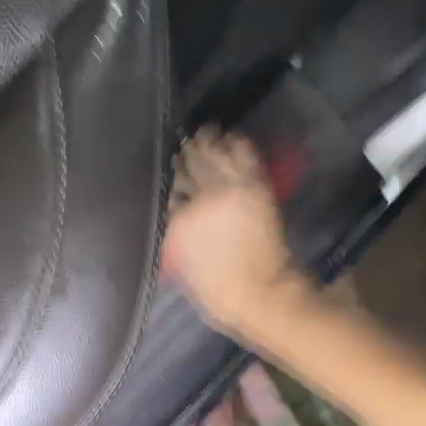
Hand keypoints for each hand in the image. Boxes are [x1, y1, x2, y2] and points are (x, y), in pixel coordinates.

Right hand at [163, 127, 311, 334]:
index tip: (167, 168)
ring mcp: (229, 190)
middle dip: (186, 154)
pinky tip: (232, 137)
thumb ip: (177, 231)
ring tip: (204, 132)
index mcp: (179, 220)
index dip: (169, 176)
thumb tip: (176, 210)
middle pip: (190, 166)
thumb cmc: (216, 290)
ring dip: (208, 143)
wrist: (258, 293)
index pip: (169, 188)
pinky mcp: (254, 188)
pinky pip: (244, 157)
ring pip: (215, 155)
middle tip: (182, 143)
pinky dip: (237, 145)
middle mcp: (201, 198)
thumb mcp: (182, 263)